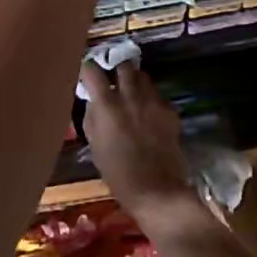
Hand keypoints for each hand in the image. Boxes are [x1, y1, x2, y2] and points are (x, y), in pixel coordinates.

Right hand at [79, 60, 195, 227]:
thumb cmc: (118, 173)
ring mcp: (153, 102)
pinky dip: (151, 98)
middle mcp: (130, 96)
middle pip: (123, 65)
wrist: (158, 192)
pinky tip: (148, 112)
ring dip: (135, 81)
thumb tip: (93, 101)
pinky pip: (158, 95)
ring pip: (143, 77)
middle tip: (112, 78)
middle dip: (116, 68)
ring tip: (131, 93)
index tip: (86, 75)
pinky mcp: (170, 112)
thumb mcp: (94, 144)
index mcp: (107, 105)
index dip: (88, 70)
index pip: (92, 70)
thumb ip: (92, 116)